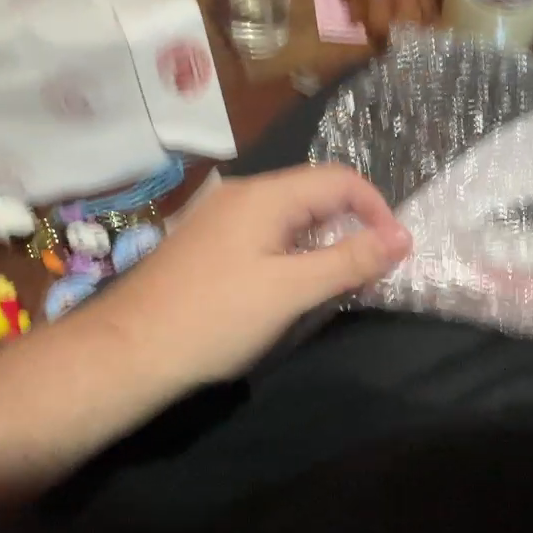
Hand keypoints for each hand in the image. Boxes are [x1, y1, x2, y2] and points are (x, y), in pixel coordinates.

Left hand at [93, 165, 411, 387]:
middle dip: (353, 227)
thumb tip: (403, 237)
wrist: (129, 352)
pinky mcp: (210, 246)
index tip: (395, 253)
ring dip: (325, 244)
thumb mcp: (291, 290)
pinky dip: (296, 255)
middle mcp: (243, 195)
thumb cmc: (215, 318)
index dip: (378, 210)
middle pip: (316, 194)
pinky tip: (295, 289)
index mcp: (265, 195)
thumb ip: (349, 261)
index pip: (341, 180)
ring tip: (339, 284)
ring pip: (292, 218)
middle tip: (371, 273)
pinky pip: (268, 236)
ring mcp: (222, 220)